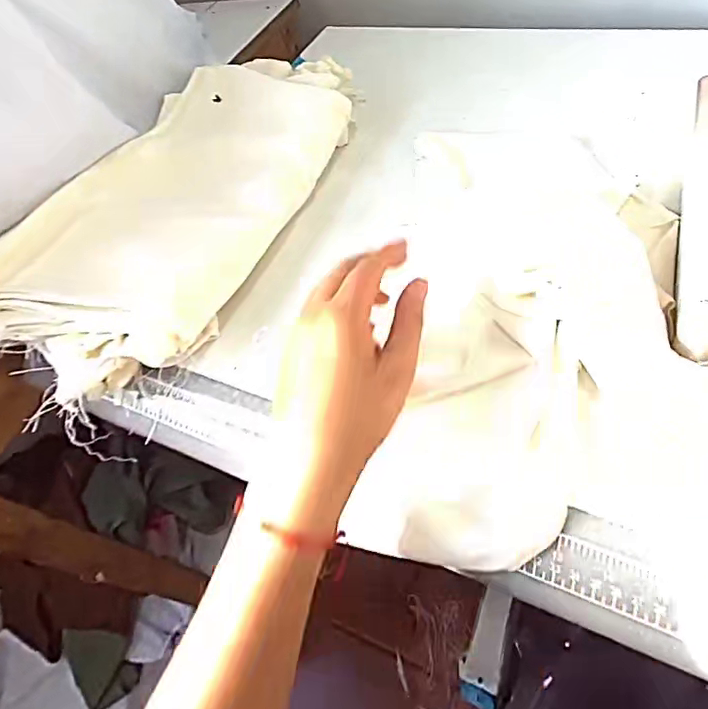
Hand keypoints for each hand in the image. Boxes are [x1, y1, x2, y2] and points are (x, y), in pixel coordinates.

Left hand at [263, 241, 426, 530]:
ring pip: (325, 289)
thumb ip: (410, 320)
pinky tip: (357, 326)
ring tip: (381, 300)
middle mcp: (312, 318)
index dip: (389, 254)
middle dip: (370, 263)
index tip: (403, 249)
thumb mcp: (398, 368)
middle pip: (341, 271)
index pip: (367, 268)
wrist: (311, 459)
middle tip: (394, 264)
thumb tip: (417, 289)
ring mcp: (297, 333)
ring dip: (353, 283)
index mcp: (341, 317)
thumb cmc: (354, 422)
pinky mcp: (291, 349)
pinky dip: (337, 302)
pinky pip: (314, 309)